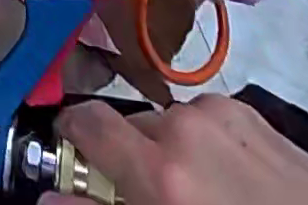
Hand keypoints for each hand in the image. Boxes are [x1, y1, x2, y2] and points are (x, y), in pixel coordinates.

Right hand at [51, 95, 307, 204]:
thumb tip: (51, 196)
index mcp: (163, 168)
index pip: (90, 122)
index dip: (70, 133)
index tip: (67, 150)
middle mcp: (190, 123)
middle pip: (132, 127)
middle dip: (127, 158)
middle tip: (144, 196)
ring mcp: (227, 111)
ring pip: (172, 124)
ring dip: (169, 153)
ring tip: (196, 195)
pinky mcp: (255, 111)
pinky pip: (209, 121)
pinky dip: (204, 145)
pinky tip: (228, 182)